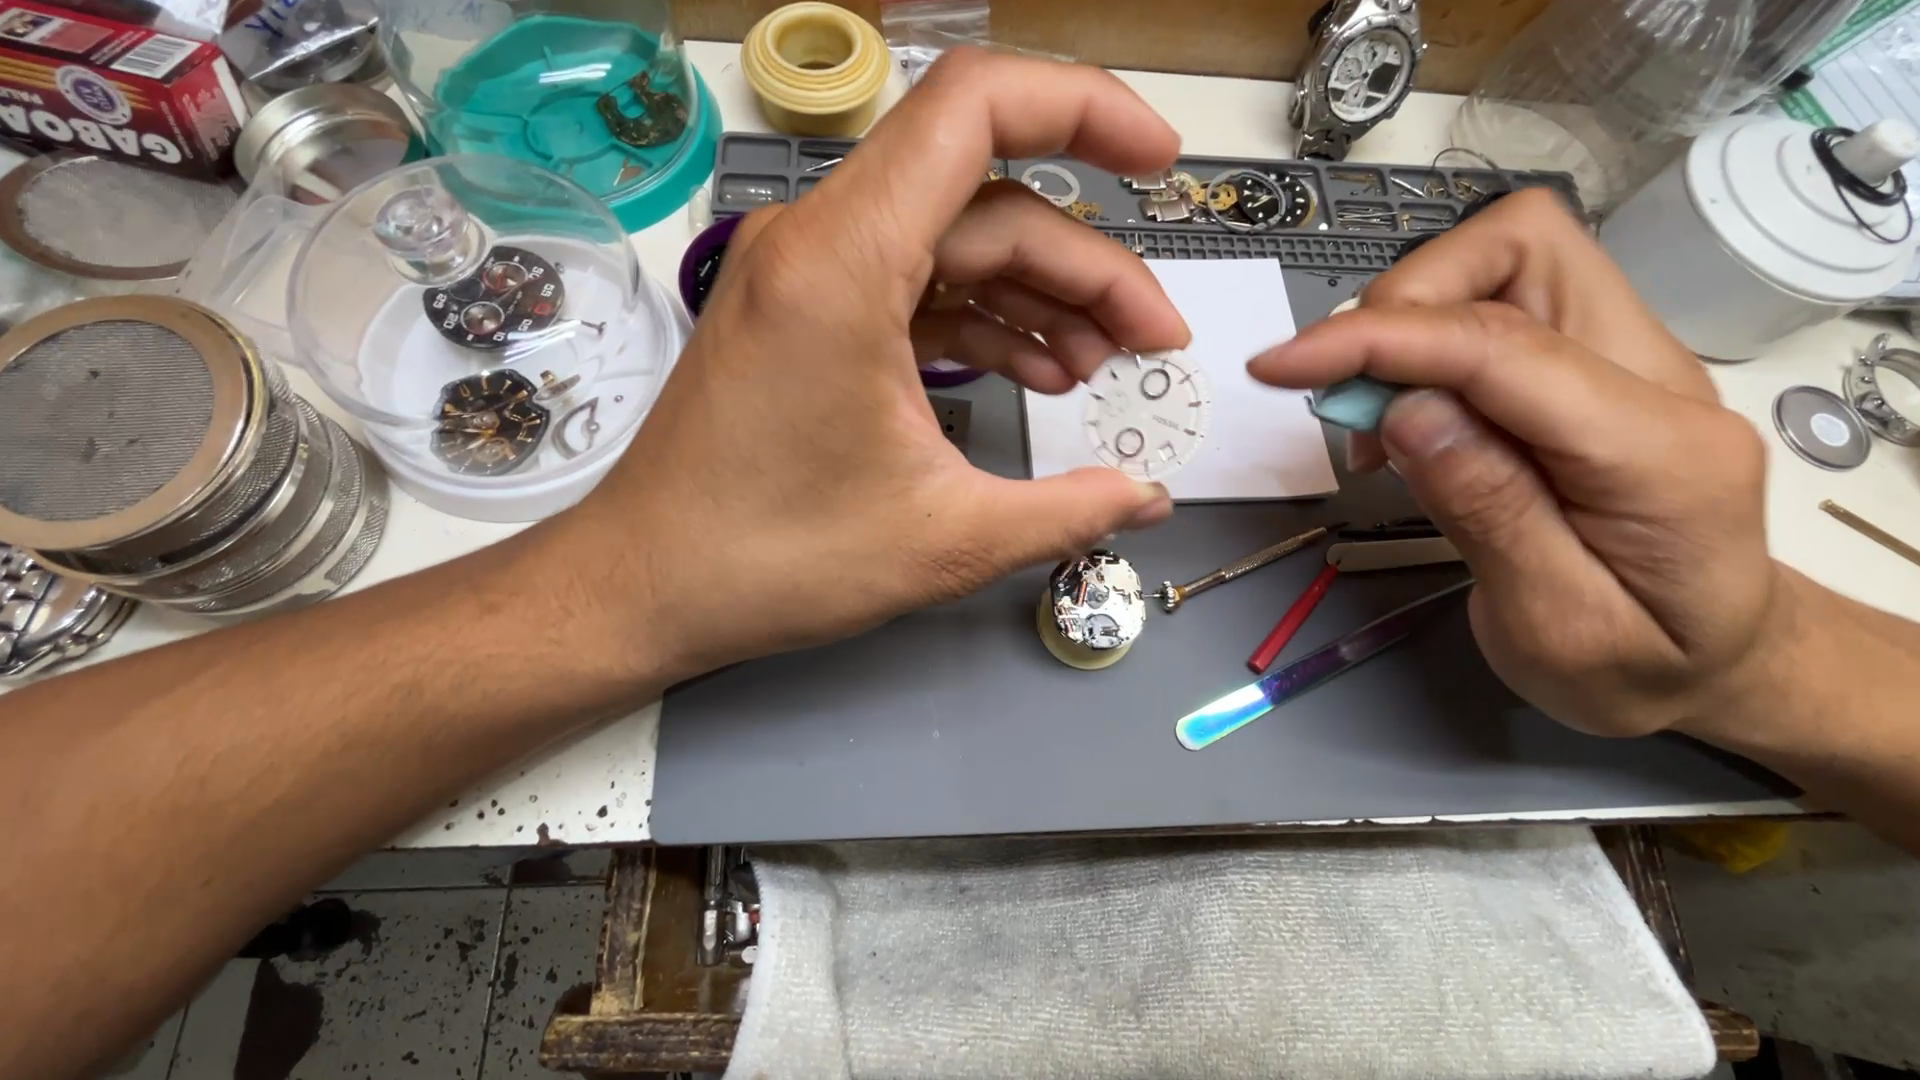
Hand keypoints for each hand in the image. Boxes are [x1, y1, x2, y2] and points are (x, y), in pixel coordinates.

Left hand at [539, 50, 1185, 682]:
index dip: (1086, 109)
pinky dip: (985, 320)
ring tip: (1101, 367)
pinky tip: (1036, 371)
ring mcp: (809, 278)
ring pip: (959, 243)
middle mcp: (818, 244)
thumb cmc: (766, 559)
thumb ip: (1068, 513)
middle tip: (1149, 342)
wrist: (652, 585)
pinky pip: (918, 288)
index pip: (975, 107)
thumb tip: (1145, 497)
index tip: (1158, 160)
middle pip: (991, 200)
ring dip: (1040, 295)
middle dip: (1087, 266)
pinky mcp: (810, 317)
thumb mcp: (945, 540)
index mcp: (844, 265)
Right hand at [1249, 190, 1778, 736]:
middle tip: (1340, 390)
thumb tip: (1404, 411)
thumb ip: (1488, 512)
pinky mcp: (1585, 367)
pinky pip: (1491, 311)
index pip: (1501, 348)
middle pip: (1520, 247)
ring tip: (1365, 418)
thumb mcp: (1554, 626)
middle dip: (1403, 301)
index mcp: (1658, 453)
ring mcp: (1624, 360)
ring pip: (1502, 261)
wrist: (1720, 659)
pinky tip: (1398, 423)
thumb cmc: (1641, 665)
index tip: (1279, 367)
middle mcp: (1652, 376)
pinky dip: (1420, 346)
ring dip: (1407, 320)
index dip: (1380, 342)